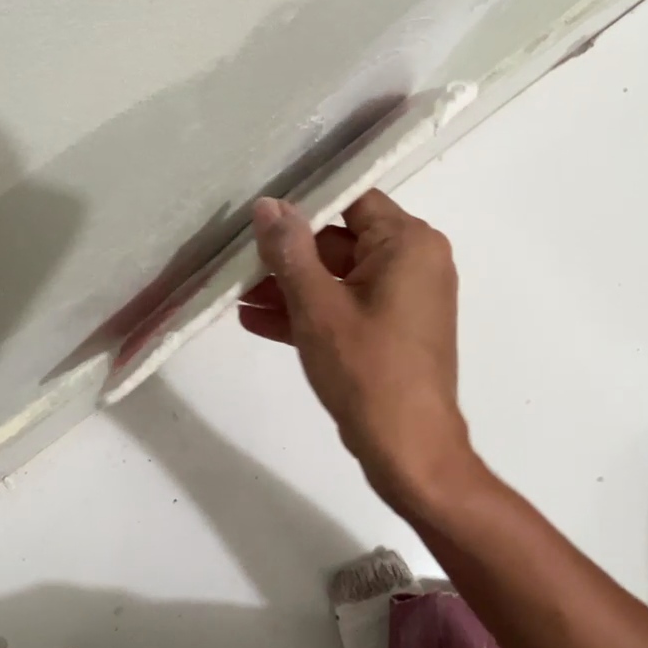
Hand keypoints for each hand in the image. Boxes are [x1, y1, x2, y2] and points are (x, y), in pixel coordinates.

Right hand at [240, 190, 476, 513]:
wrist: (408, 448)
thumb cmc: (367, 370)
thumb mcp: (318, 306)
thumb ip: (290, 251)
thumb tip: (268, 204)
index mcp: (408, 242)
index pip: (349, 200)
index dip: (301, 205)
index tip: (256, 214)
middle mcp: (414, 261)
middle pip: (339, 240)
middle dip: (286, 254)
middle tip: (235, 259)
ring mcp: (402, 299)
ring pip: (337, 278)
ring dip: (289, 287)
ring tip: (234, 294)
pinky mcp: (390, 331)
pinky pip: (344, 308)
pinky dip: (307, 313)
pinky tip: (255, 321)